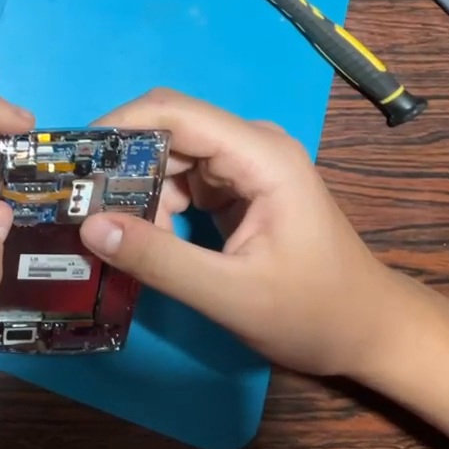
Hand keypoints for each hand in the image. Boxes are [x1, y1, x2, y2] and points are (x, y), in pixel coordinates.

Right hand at [77, 88, 413, 376]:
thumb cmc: (315, 314)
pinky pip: (175, 177)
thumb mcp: (231, 296)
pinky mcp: (233, 184)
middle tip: (87, 206)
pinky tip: (146, 235)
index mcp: (261, 156)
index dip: (119, 126)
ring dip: (135, 188)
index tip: (75, 162)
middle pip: (164, 130)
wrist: (373, 335)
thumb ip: (159, 260)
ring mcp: (242, 163)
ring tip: (121, 232)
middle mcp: (250, 146)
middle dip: (121, 165)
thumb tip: (89, 226)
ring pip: (164, 154)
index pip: (174, 112)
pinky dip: (152, 202)